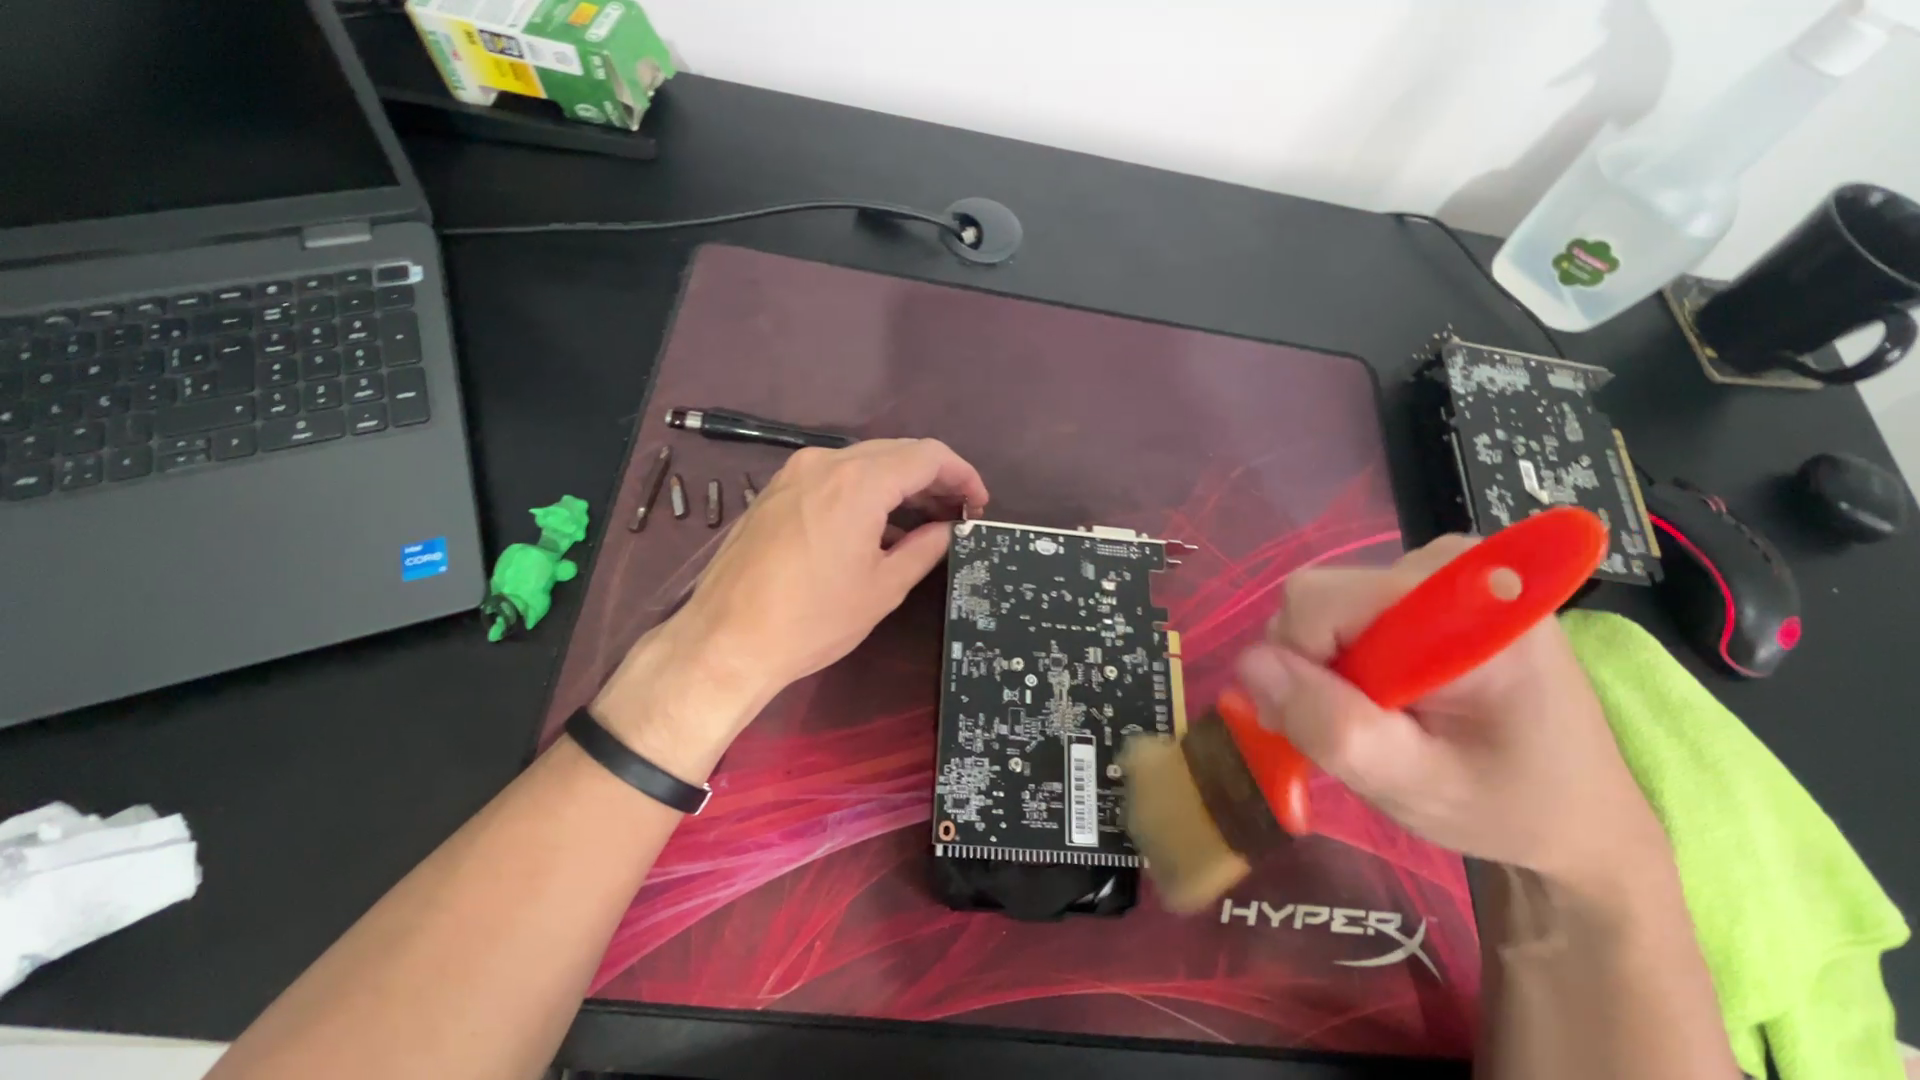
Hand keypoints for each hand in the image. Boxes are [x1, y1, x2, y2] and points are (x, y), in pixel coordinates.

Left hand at [593, 439, 988, 779]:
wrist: (726, 640)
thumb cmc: (812, 619)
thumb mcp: (882, 588)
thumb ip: (924, 549)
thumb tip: (948, 530)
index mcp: (858, 481)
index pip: (927, 455)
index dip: (962, 474)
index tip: (978, 505)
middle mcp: (824, 463)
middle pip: (895, 452)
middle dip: (933, 478)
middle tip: (957, 514)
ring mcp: (794, 474)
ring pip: (863, 461)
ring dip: (899, 484)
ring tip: (924, 521)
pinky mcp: (775, 492)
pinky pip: (833, 477)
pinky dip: (865, 491)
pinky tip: (876, 526)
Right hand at [1234, 536, 1667, 888]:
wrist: (1580, 810)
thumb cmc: (1509, 806)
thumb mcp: (1416, 787)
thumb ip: (1332, 727)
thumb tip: (1250, 664)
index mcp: (1465, 604)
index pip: (1319, 603)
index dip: (1305, 667)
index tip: (1340, 725)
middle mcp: (1454, 563)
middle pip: (1318, 600)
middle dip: (1317, 670)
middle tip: (1362, 734)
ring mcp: (1443, 569)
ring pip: (1326, 607)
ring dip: (1334, 670)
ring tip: (1385, 723)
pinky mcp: (1433, 584)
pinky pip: (1347, 611)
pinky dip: (1351, 660)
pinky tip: (1393, 698)